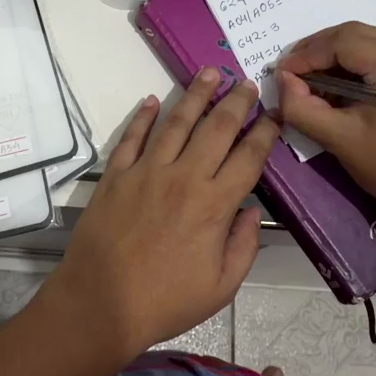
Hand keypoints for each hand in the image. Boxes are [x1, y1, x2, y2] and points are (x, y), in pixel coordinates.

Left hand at [40, 67, 278, 360]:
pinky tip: (152, 100)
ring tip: (209, 73)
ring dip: (195, 95)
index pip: (248, 157)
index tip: (275, 113)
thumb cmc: (166, 302)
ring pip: (176, 123)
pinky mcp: (115, 175)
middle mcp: (183, 177)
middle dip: (236, 102)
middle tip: (247, 82)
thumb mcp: (221, 287)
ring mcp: (146, 172)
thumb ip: (243, 246)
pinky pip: (132, 137)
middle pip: (216, 128)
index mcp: (214, 205)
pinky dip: (143, 117)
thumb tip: (251, 211)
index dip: (265, 132)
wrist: (100, 303)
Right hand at [275, 22, 375, 217]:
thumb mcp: (339, 138)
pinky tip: (334, 85)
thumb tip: (282, 79)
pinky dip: (351, 65)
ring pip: (366, 41)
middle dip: (317, 50)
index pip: (344, 42)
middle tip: (290, 72)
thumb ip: (301, 106)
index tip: (280, 73)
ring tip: (308, 79)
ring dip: (333, 56)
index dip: (307, 55)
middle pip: (355, 34)